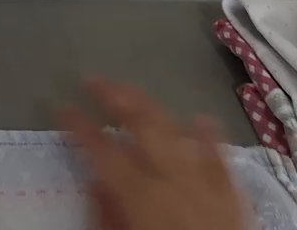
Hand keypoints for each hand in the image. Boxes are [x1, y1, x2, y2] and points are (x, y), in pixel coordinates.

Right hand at [60, 78, 247, 229]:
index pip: (101, 148)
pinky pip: (222, 161)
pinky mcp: (235, 201)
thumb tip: (95, 184)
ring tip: (132, 90)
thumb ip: (106, 217)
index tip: (61, 105)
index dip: (78, 123)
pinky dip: (209, 138)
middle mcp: (173, 180)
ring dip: (153, 107)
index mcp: (140, 195)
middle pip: (140, 124)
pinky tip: (200, 119)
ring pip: (177, 131)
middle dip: (114, 96)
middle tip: (92, 80)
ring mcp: (207, 187)